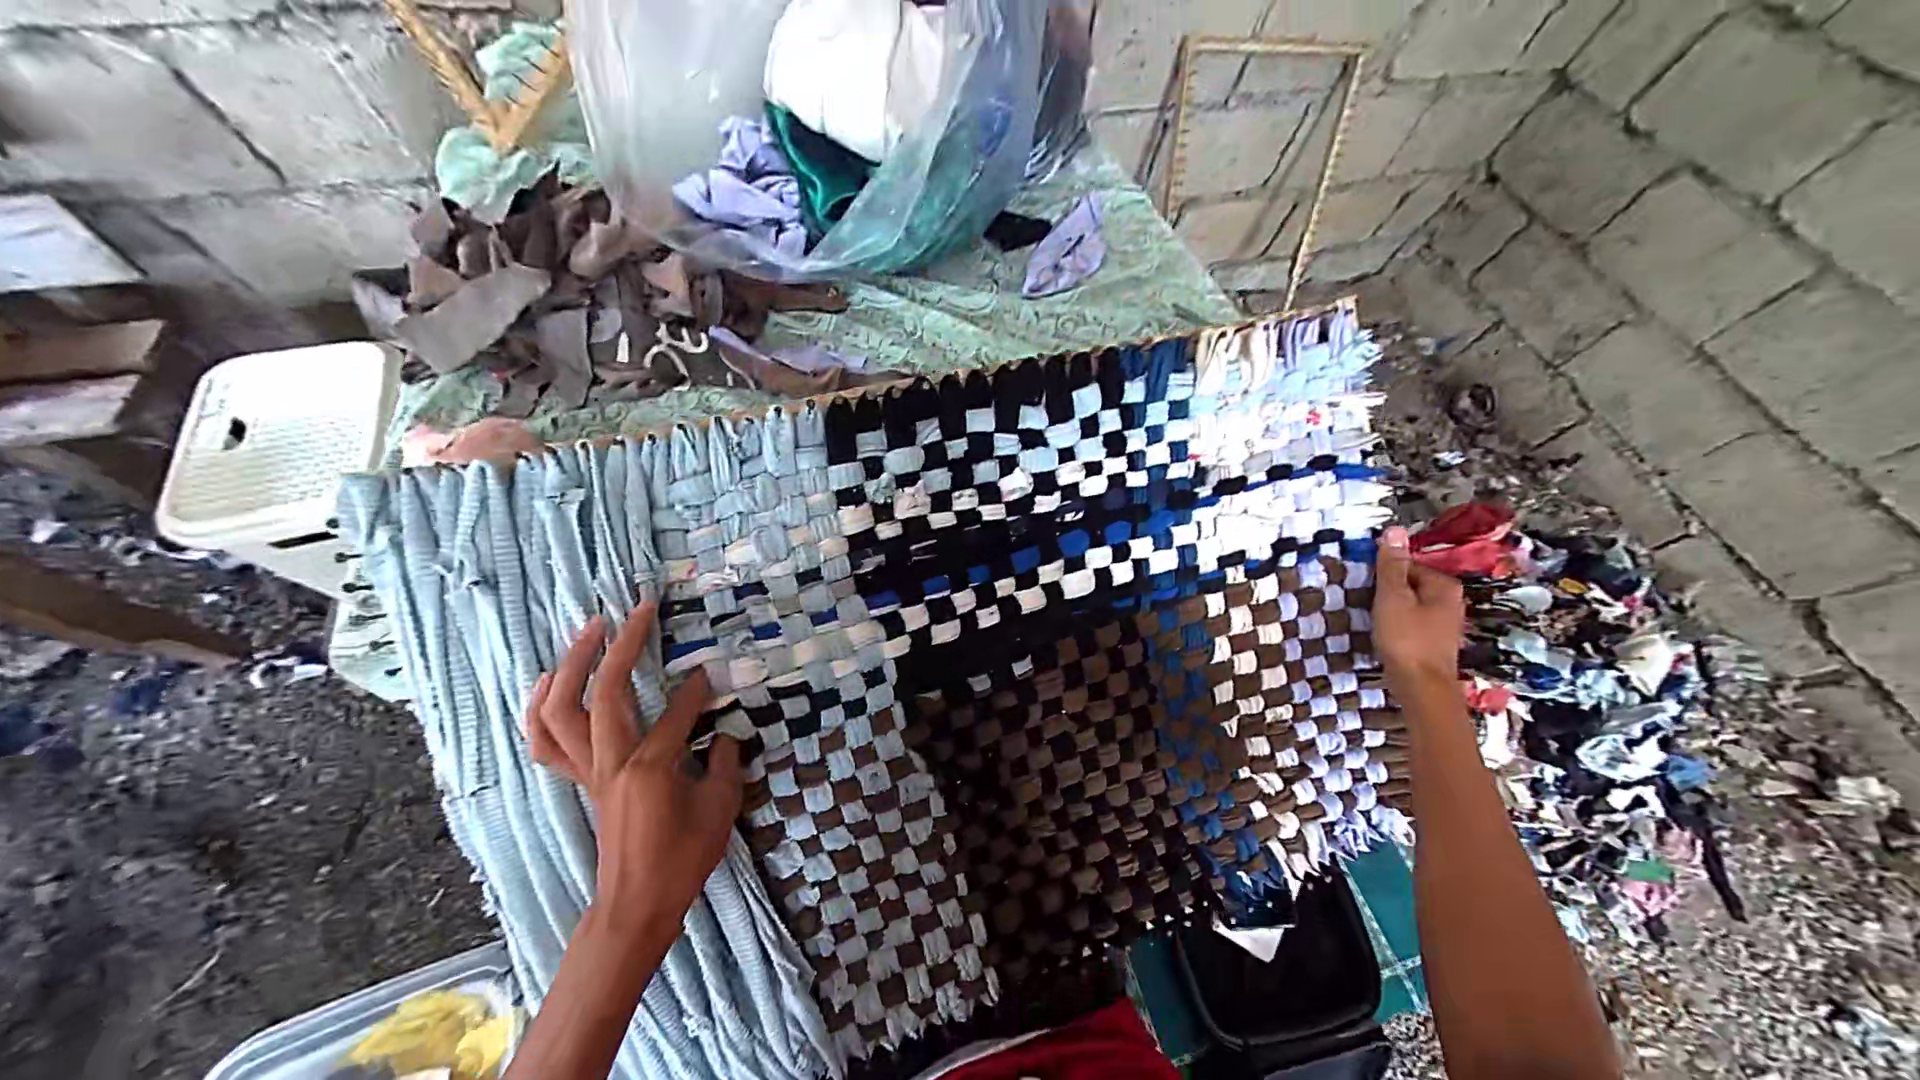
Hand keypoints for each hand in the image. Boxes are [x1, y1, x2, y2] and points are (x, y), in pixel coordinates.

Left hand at [523, 605, 740, 938]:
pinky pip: (546, 740)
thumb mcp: (722, 807)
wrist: (637, 904)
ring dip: (572, 664)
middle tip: (640, 610)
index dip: (697, 689)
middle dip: (624, 644)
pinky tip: (549, 680)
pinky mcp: (581, 780)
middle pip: (607, 692)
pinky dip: (540, 706)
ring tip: (591, 629)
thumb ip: (726, 761)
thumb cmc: (684, 858)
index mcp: (650, 767)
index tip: (709, 672)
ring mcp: (589, 771)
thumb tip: (724, 731)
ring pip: (561, 710)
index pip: (678, 711)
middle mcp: (611, 762)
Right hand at [1373, 524, 1465, 691]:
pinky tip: (1384, 635)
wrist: (1421, 687)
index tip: (1365, 587)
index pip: (1408, 565)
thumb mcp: (1393, 597)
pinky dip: (1397, 624)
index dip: (1383, 575)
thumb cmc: (1406, 638)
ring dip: (1390, 609)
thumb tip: (1394, 530)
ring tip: (1371, 619)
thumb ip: (1391, 566)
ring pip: (1410, 604)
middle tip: (1365, 603)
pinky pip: (1412, 621)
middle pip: (1410, 584)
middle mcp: (1452, 600)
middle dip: (1387, 591)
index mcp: (1444, 585)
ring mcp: (1445, 622)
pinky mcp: (1435, 641)